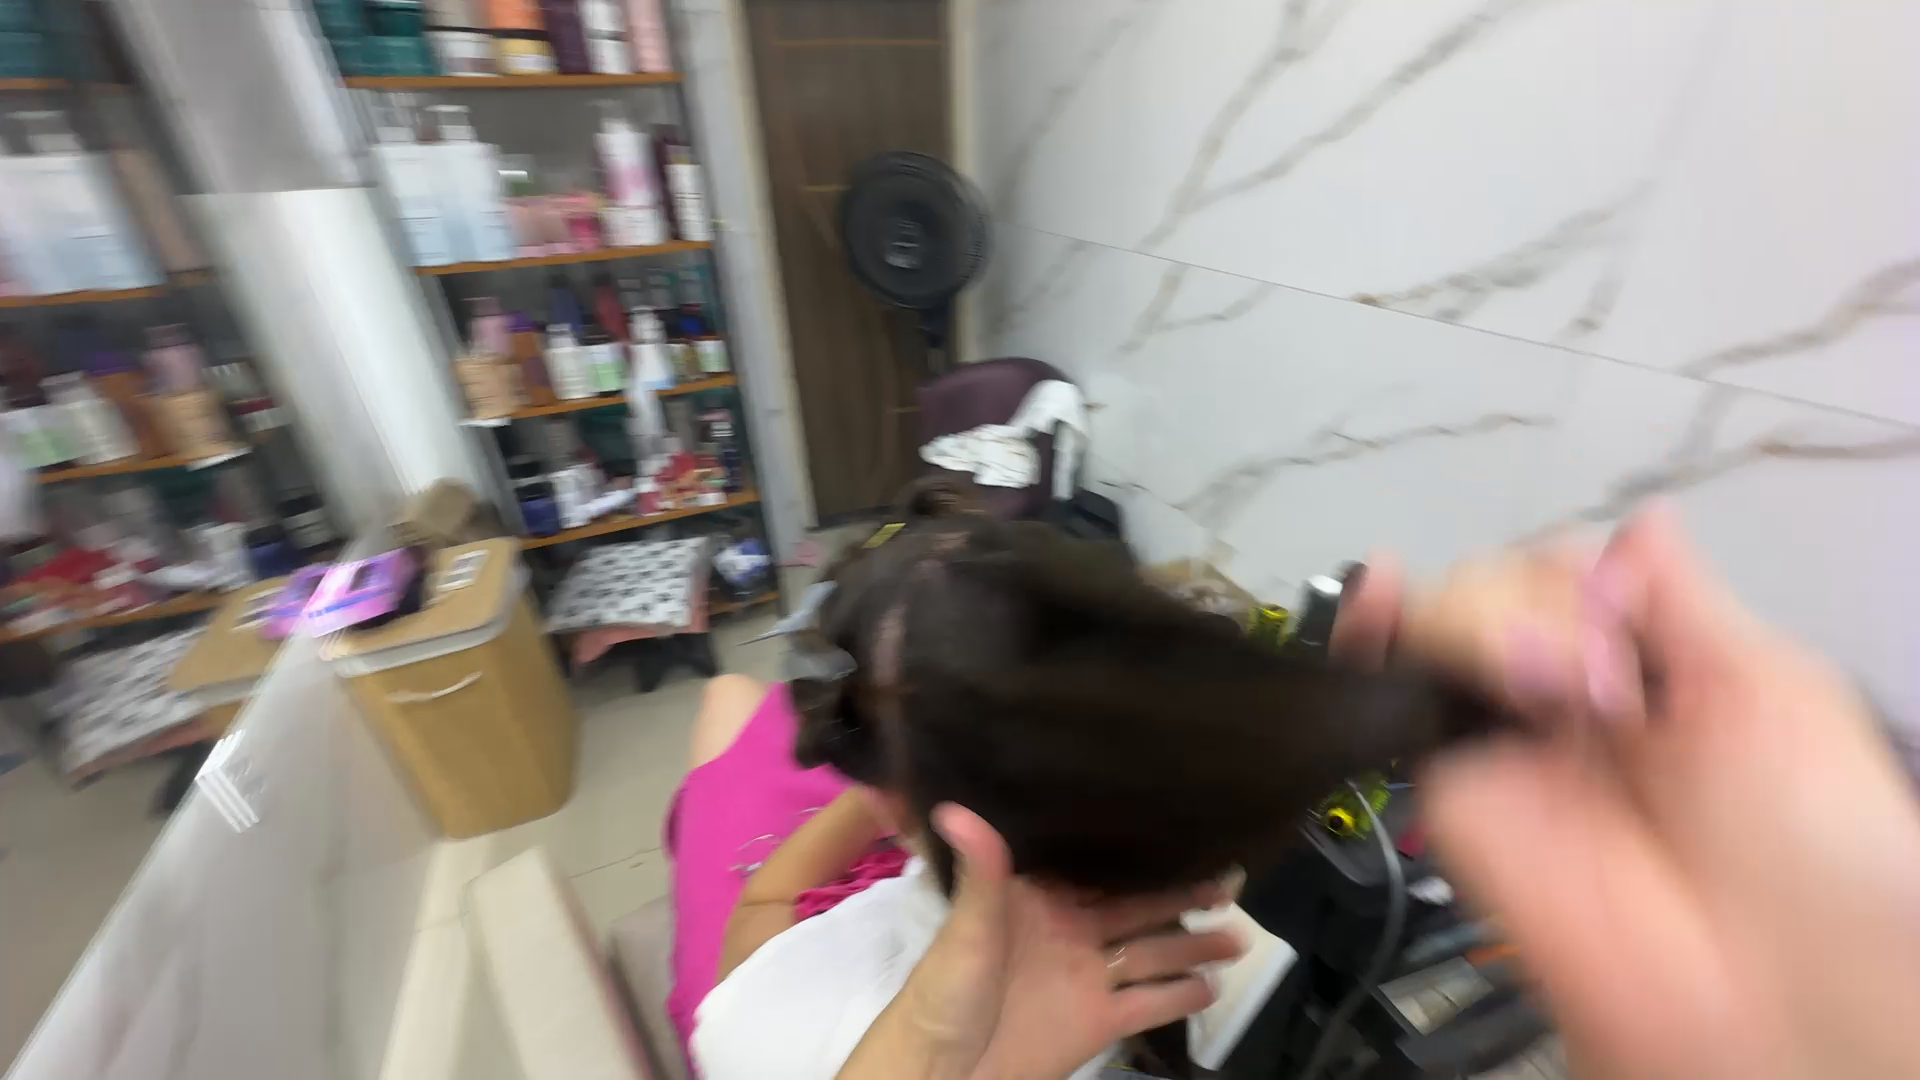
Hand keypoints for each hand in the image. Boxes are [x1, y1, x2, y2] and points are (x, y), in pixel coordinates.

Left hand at [839, 805, 1241, 1079]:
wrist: (945, 1067)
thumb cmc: (948, 985)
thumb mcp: (968, 923)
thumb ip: (979, 869)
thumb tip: (955, 807)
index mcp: (1042, 898)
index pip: (1099, 869)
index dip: (1138, 855)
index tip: (1179, 836)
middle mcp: (1071, 930)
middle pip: (1137, 908)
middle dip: (1180, 896)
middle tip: (1228, 882)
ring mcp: (1087, 977)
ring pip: (1151, 954)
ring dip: (1192, 946)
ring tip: (1239, 935)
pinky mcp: (1097, 1023)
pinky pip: (1146, 1006)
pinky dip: (1179, 997)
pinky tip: (1213, 987)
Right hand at [1398, 509, 1919, 1077]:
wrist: (1750, 978)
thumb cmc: (1805, 838)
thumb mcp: (1772, 694)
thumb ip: (1685, 605)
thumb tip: (1641, 520)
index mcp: (1629, 661)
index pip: (1557, 573)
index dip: (1572, 579)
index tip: (1618, 621)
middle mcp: (1547, 682)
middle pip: (1488, 585)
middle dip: (1533, 610)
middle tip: (1595, 684)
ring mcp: (1487, 720)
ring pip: (1435, 618)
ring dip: (1473, 621)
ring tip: (1539, 688)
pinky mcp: (1435, 762)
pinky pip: (1386, 682)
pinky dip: (1366, 625)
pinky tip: (1372, 590)